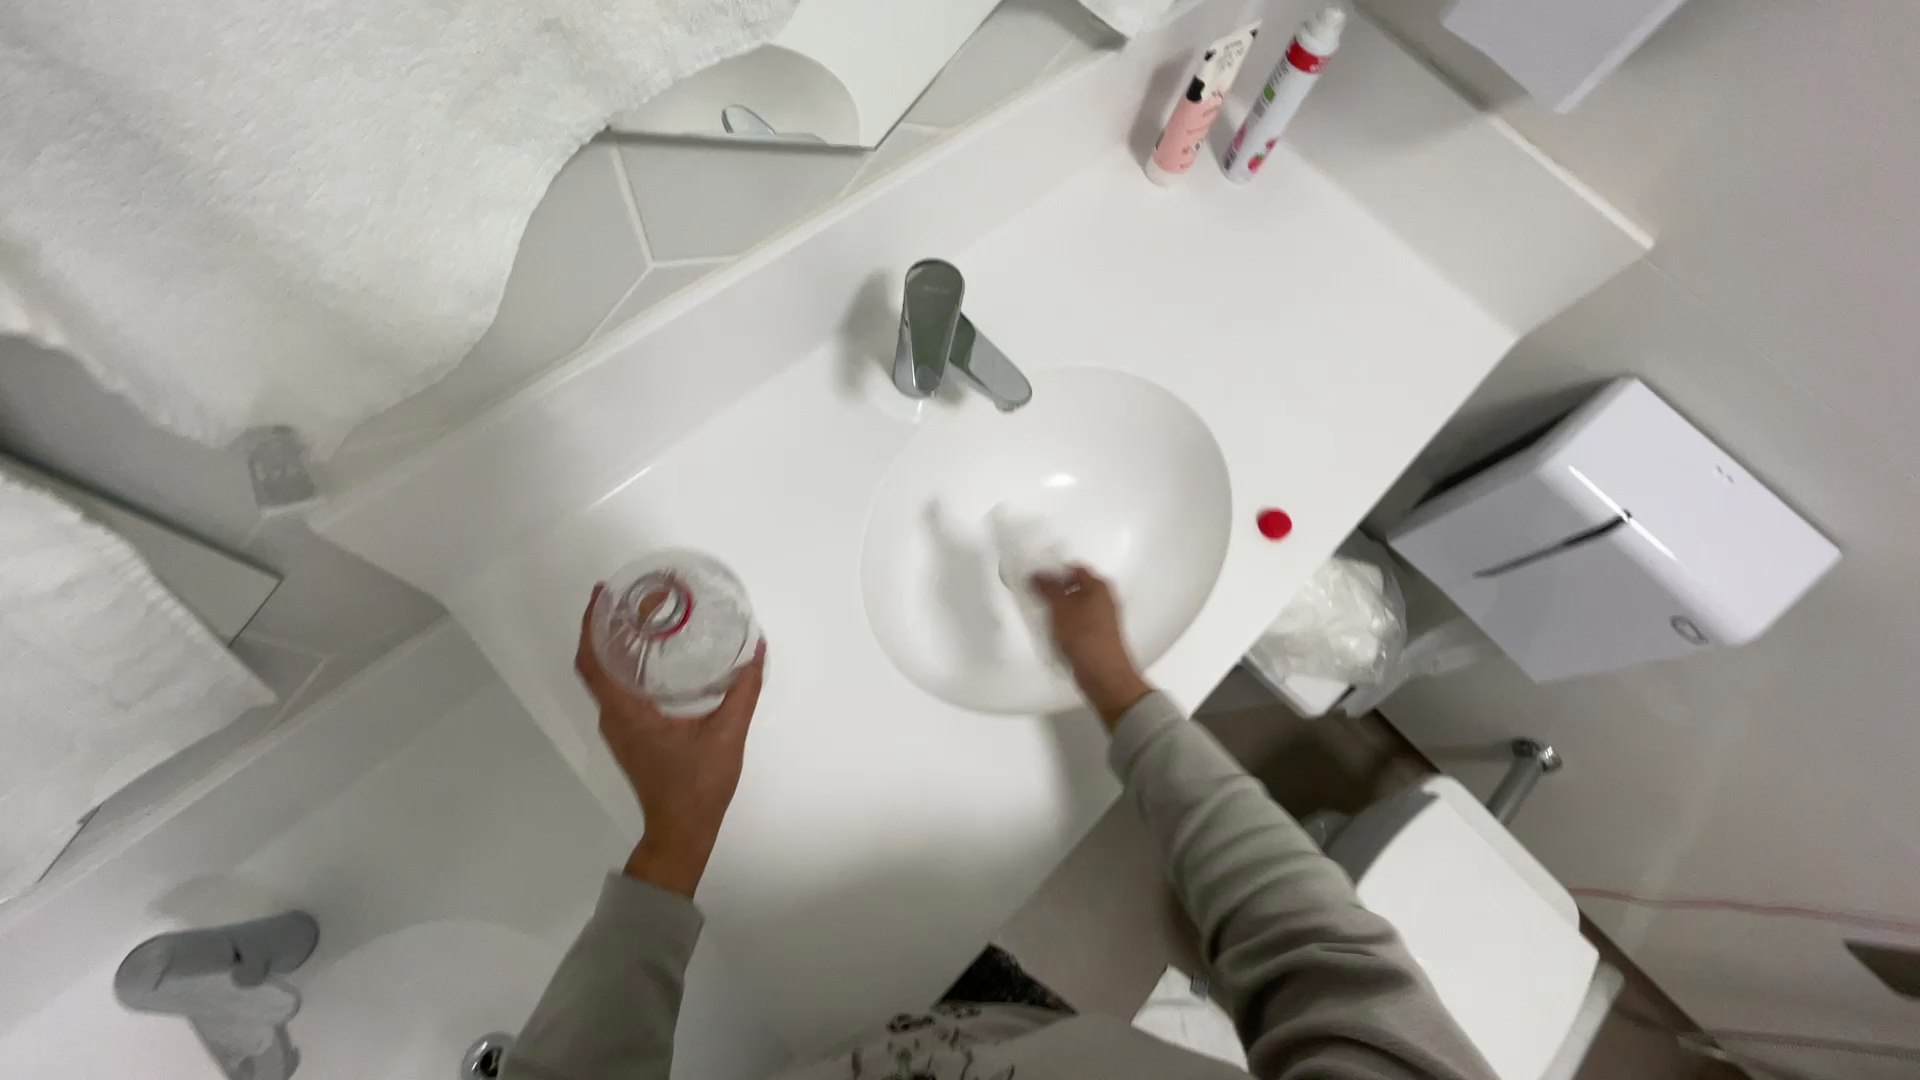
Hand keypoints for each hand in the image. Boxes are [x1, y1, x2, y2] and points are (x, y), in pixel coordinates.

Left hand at [575, 585, 766, 896]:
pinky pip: (617, 691)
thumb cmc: (698, 785)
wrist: (682, 830)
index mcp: (627, 713)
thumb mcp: (728, 733)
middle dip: (603, 626)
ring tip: (641, 618)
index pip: (592, 661)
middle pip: (594, 664)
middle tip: (629, 597)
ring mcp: (620, 728)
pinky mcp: (632, 735)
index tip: (602, 594)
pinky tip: (653, 656)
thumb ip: (744, 690)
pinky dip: (625, 665)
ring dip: (613, 646)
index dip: (591, 624)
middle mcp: (615, 718)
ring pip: (605, 678)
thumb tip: (758, 651)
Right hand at [1031, 566, 1153, 727]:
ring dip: (1060, 609)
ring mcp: (1103, 619)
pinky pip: (1078, 622)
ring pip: (1077, 606)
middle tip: (1035, 595)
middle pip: (1076, 587)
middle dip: (1056, 590)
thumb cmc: (1082, 634)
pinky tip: (1053, 631)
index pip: (1075, 568)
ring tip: (1040, 614)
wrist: (1103, 673)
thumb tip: (1037, 573)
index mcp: (1099, 586)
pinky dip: (1066, 623)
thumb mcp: (1060, 606)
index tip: (1036, 578)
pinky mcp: (1098, 636)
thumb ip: (1048, 588)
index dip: (1055, 570)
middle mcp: (1104, 599)